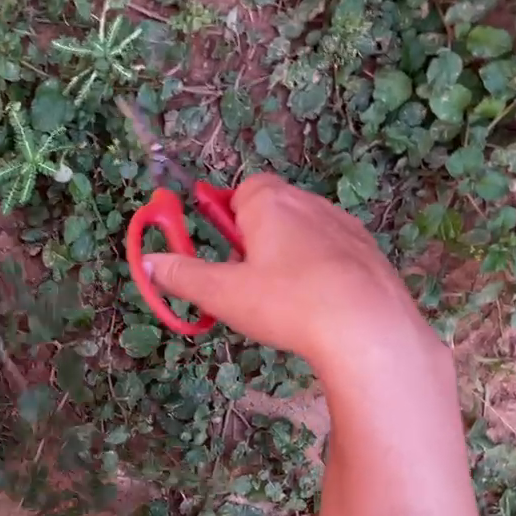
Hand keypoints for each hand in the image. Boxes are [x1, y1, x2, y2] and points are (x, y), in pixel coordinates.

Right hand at [143, 175, 437, 375]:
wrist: (366, 327)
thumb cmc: (286, 303)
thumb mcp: (222, 294)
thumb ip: (182, 276)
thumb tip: (148, 262)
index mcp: (270, 204)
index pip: (243, 188)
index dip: (226, 214)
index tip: (220, 248)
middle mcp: (309, 204)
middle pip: (272, 208)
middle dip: (252, 236)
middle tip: (242, 279)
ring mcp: (343, 225)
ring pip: (302, 229)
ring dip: (284, 252)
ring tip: (278, 297)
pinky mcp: (367, 251)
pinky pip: (330, 250)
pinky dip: (316, 268)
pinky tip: (312, 303)